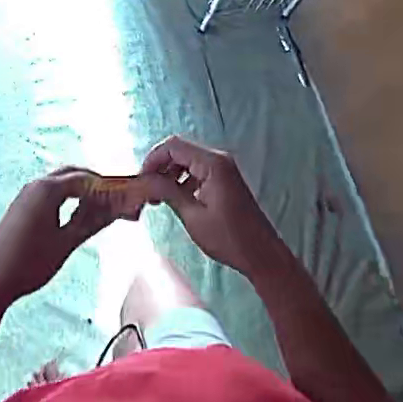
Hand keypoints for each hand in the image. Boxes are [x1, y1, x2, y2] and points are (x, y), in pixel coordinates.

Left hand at [0, 167, 137, 305]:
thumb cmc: (30, 263)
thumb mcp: (66, 242)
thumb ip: (92, 221)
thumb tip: (119, 208)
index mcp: (48, 188)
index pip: (86, 178)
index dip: (108, 186)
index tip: (125, 198)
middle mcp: (37, 184)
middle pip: (74, 174)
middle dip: (96, 184)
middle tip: (115, 200)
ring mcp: (27, 193)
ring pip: (62, 182)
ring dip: (82, 190)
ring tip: (100, 209)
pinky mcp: (22, 205)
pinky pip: (51, 191)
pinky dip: (68, 197)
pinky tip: (76, 215)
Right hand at [139, 136, 289, 279]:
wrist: (261, 255)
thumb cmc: (229, 238)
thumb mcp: (192, 216)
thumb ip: (168, 192)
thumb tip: (144, 180)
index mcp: (213, 163)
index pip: (174, 146)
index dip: (153, 159)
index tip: (140, 179)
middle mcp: (219, 159)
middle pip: (180, 150)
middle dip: (160, 167)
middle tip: (147, 190)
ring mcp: (223, 168)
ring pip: (188, 160)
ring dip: (170, 174)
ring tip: (158, 197)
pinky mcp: (224, 178)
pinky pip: (198, 170)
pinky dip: (183, 180)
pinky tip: (176, 199)